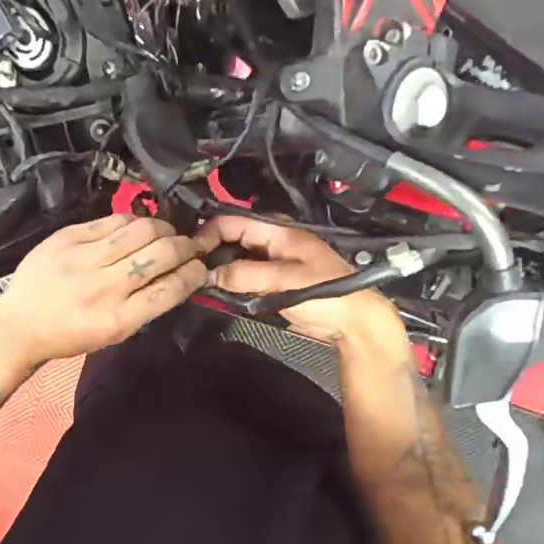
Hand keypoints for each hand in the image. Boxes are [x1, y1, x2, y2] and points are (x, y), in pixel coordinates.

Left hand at [0, 214, 218, 370]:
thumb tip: (179, 275)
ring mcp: (84, 258)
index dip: (194, 273)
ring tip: (168, 231)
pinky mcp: (66, 237)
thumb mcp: (115, 333)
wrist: (18, 325)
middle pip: (161, 254)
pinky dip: (133, 221)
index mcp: (120, 319)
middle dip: (186, 246)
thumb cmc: (71, 335)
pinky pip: (112, 220)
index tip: (200, 267)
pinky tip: (139, 226)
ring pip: (140, 230)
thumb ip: (147, 306)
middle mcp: (105, 287)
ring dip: (164, 228)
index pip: (172, 289)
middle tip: (191, 245)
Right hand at [202, 215, 401, 346]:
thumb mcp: (284, 281)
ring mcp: (274, 265)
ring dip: (220, 269)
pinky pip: (247, 278)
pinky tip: (217, 292)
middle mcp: (274, 244)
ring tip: (197, 281)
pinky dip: (233, 283)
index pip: (234, 221)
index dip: (209, 231)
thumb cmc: (326, 293)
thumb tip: (209, 274)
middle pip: (234, 239)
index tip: (190, 251)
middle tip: (189, 269)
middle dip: (212, 251)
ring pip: (238, 260)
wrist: (355, 322)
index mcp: (279, 233)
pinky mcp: (275, 285)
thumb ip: (245, 275)